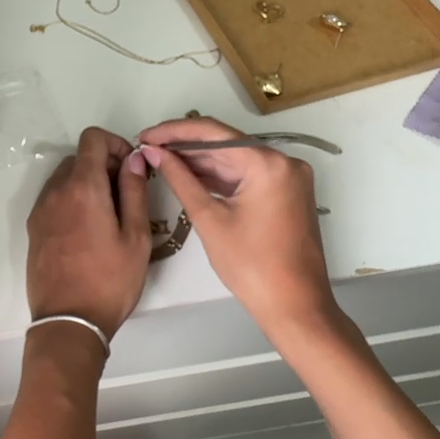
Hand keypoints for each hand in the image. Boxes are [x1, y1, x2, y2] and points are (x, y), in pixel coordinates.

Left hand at [25, 127, 151, 340]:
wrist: (68, 321)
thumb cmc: (110, 280)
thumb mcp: (135, 236)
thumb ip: (134, 191)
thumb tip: (133, 158)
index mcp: (82, 187)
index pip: (92, 138)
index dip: (115, 144)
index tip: (131, 168)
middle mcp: (55, 191)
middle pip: (78, 157)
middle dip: (104, 166)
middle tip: (127, 197)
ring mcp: (41, 208)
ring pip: (65, 178)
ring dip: (88, 183)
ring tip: (110, 217)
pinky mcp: (34, 227)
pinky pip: (55, 198)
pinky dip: (73, 200)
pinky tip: (89, 231)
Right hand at [137, 117, 335, 334]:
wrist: (295, 307)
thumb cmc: (251, 265)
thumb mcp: (208, 218)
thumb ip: (179, 178)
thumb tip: (152, 151)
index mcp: (267, 163)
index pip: (212, 132)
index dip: (173, 131)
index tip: (144, 135)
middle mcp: (283, 162)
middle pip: (223, 143)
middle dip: (184, 146)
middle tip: (147, 148)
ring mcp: (287, 177)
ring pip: (233, 158)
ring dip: (198, 160)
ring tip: (160, 159)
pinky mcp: (284, 192)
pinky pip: (244, 174)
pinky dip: (216, 175)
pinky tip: (186, 174)